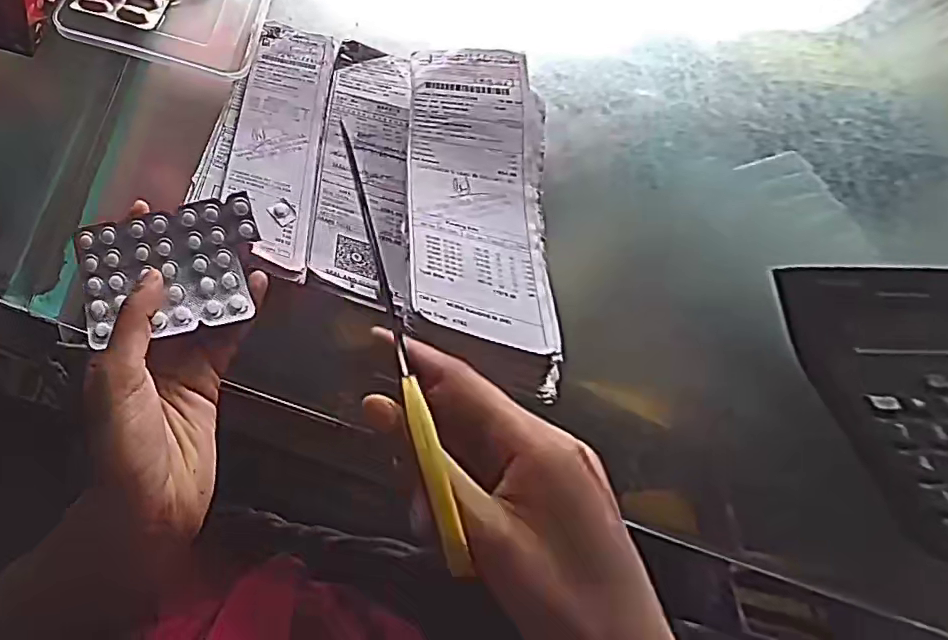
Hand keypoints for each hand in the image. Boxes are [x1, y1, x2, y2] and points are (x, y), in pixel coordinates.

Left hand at [86, 200, 270, 567]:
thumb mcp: (115, 375)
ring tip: (230, 245)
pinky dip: (239, 312)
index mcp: (111, 342)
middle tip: (197, 223)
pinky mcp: (206, 378)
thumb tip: (149, 277)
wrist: (152, 510)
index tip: (141, 213)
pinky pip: (224, 337)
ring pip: (197, 307)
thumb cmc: (119, 449)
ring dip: (212, 278)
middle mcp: (143, 345)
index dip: (128, 247)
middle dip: (177, 255)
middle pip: (163, 288)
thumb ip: (134, 323)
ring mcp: (176, 360)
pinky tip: (251, 290)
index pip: (119, 282)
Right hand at [362, 332, 672, 639]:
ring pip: (473, 444)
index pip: (462, 380)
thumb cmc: (572, 607)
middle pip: (464, 412)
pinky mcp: (551, 492)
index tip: (376, 341)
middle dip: (421, 433)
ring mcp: (554, 469)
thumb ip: (427, 464)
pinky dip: (461, 484)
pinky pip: (491, 468)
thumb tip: (381, 409)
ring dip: (439, 469)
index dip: (415, 357)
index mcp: (541, 443)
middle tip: (393, 457)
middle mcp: (550, 445)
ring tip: (429, 512)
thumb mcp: (483, 532)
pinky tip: (452, 519)